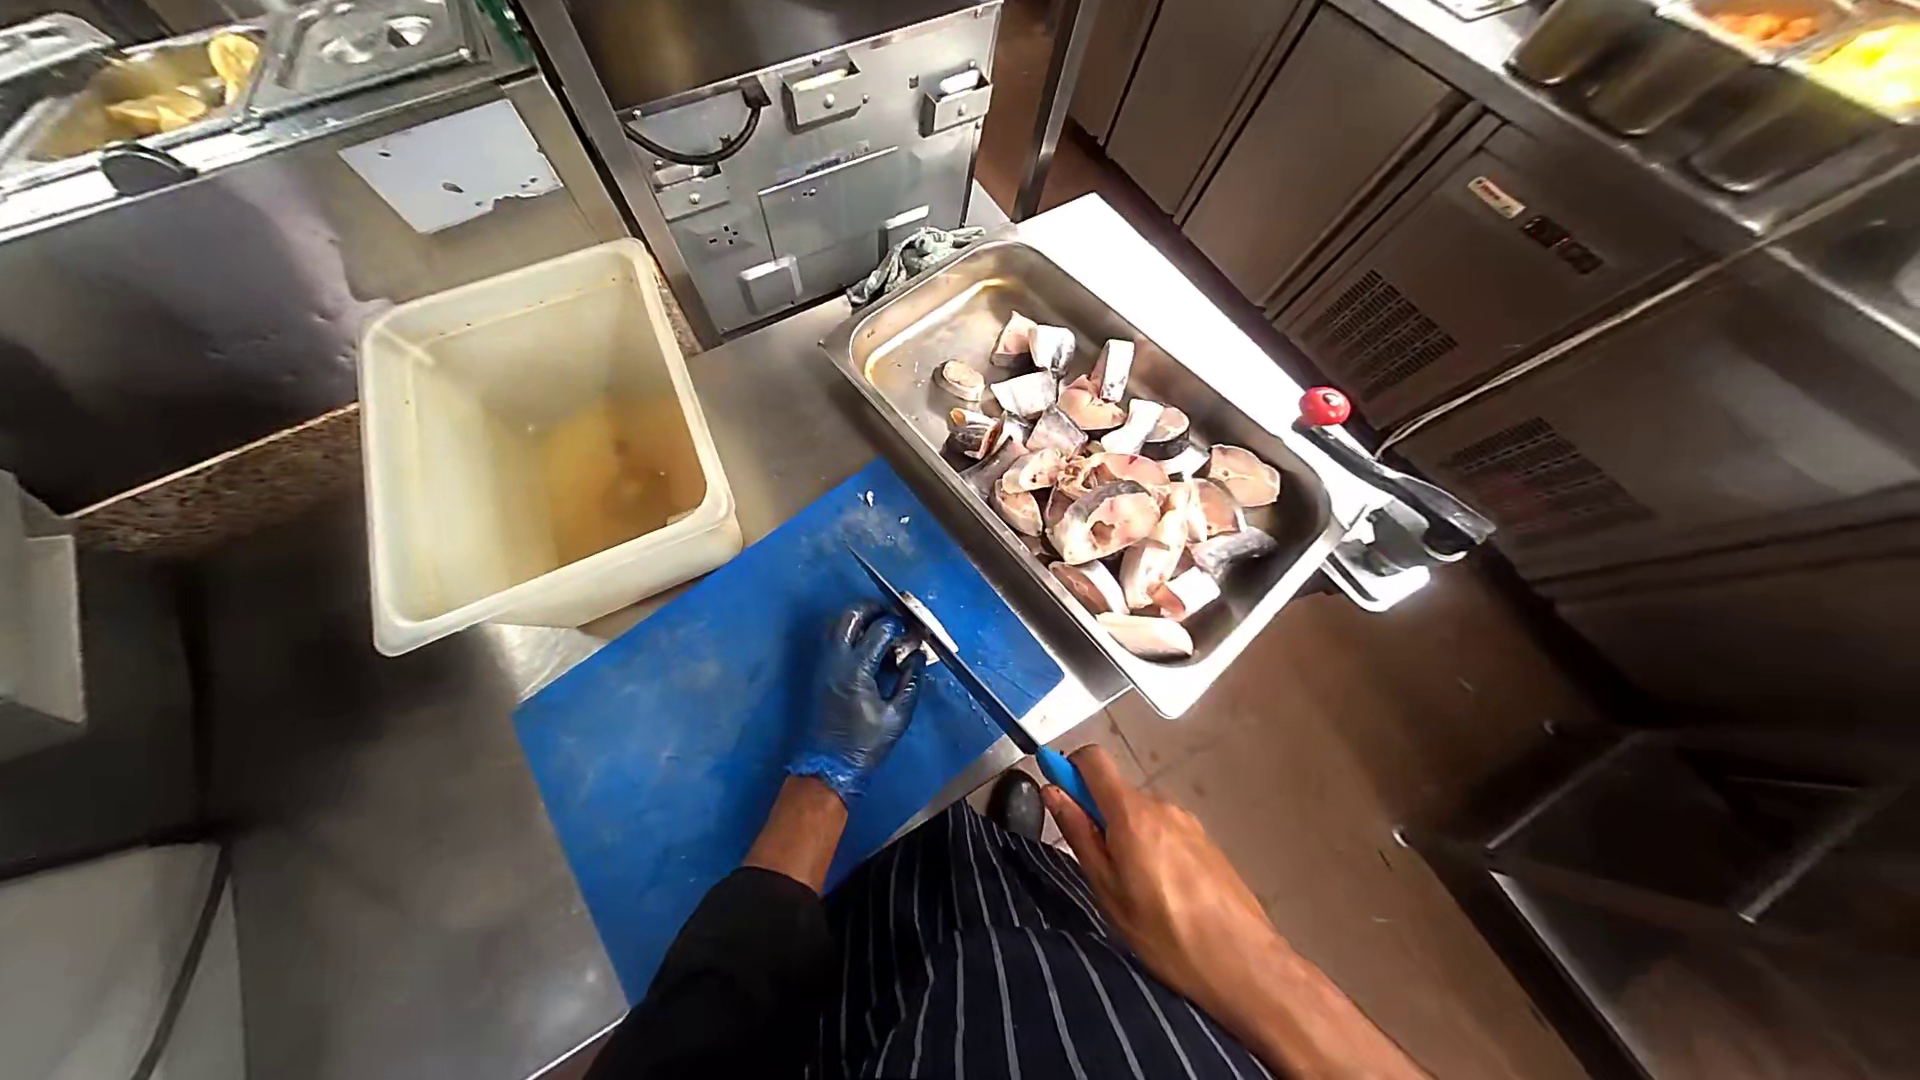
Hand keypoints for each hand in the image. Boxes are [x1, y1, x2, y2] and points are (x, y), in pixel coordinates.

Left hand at [788, 601, 924, 799]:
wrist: (828, 766)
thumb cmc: (865, 744)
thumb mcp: (898, 716)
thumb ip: (911, 681)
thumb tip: (918, 655)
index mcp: (857, 671)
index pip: (879, 630)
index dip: (898, 625)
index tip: (911, 631)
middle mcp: (836, 660)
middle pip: (850, 616)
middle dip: (873, 609)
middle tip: (892, 617)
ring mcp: (823, 663)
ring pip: (836, 623)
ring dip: (858, 617)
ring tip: (879, 625)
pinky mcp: (818, 670)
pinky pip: (830, 637)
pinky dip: (847, 630)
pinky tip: (863, 642)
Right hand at [1042, 745, 1280, 1021]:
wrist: (1246, 963)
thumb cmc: (1166, 933)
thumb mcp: (1108, 889)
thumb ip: (1079, 833)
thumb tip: (1053, 791)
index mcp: (1131, 813)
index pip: (1093, 759)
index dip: (1069, 767)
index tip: (1059, 795)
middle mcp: (1160, 805)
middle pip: (1116, 791)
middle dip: (1099, 816)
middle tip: (1101, 867)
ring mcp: (1187, 821)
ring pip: (1141, 814)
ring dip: (1127, 835)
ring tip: (1137, 889)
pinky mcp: (1206, 840)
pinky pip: (1165, 829)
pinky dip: (1153, 846)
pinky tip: (1166, 892)